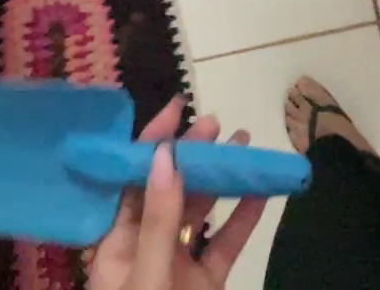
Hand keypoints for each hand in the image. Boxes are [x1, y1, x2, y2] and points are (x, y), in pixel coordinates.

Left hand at [87, 96, 266, 289]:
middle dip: (192, 154)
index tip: (177, 107)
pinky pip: (225, 244)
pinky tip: (262, 192)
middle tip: (214, 122)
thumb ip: (159, 220)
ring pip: (201, 211)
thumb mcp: (146, 277)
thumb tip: (166, 156)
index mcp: (116, 245)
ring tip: (243, 143)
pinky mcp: (206, 285)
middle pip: (171, 189)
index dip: (154, 141)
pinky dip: (244, 218)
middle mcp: (146, 248)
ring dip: (222, 178)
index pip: (134, 180)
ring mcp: (177, 266)